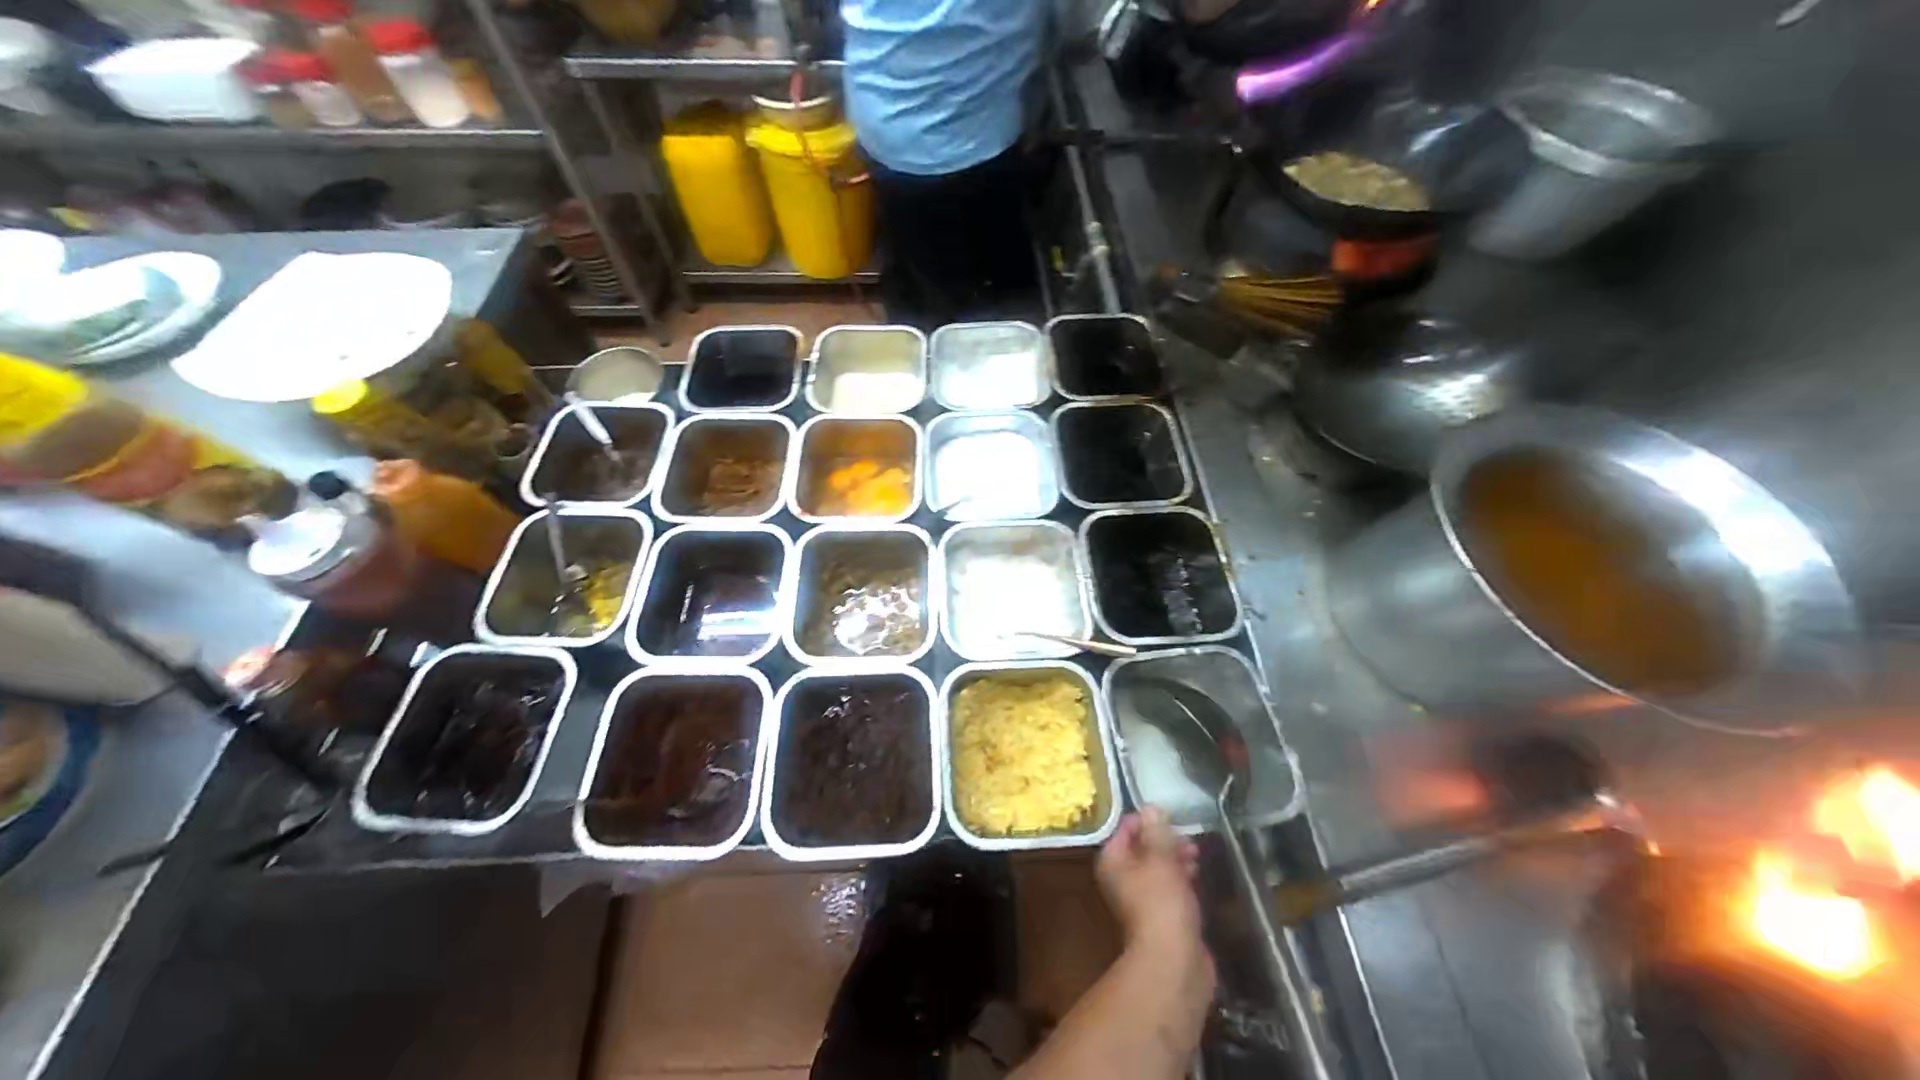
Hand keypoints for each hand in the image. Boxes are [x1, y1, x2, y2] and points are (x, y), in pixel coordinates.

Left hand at [1097, 808, 1205, 957]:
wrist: (1174, 962)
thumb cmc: (1161, 903)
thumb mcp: (1159, 859)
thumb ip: (1156, 831)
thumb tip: (1150, 807)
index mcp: (1112, 862)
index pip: (1125, 829)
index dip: (1147, 820)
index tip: (1171, 816)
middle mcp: (1121, 879)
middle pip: (1142, 849)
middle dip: (1165, 841)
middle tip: (1189, 838)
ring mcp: (1141, 900)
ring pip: (1157, 869)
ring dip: (1175, 859)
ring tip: (1196, 854)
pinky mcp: (1162, 917)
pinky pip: (1169, 889)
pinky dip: (1181, 879)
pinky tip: (1197, 875)